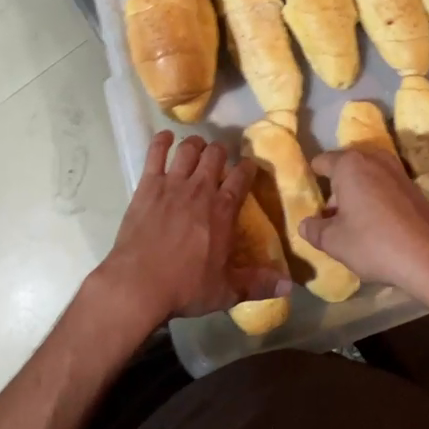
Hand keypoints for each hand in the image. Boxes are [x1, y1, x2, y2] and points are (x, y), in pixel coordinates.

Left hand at [92, 132, 292, 327]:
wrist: (139, 284)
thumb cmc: (185, 287)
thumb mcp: (226, 290)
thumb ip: (258, 284)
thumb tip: (289, 286)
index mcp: (222, 210)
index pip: (242, 177)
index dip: (248, 168)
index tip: (249, 167)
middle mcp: (200, 189)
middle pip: (215, 155)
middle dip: (221, 152)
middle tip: (220, 159)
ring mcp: (172, 183)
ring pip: (188, 149)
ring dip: (195, 145)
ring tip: (197, 148)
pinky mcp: (148, 185)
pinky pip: (155, 153)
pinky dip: (161, 141)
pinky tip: (165, 137)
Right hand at [300, 147, 428, 303]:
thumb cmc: (374, 243)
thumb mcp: (334, 242)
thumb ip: (313, 230)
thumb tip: (306, 224)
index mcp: (349, 164)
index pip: (321, 162)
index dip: (313, 180)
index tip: (312, 200)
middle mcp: (373, 158)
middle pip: (345, 169)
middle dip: (336, 190)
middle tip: (331, 219)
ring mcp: (397, 170)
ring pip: (367, 177)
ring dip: (358, 195)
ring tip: (355, 225)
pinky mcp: (414, 186)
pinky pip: (385, 187)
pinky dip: (377, 200)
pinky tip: (379, 227)